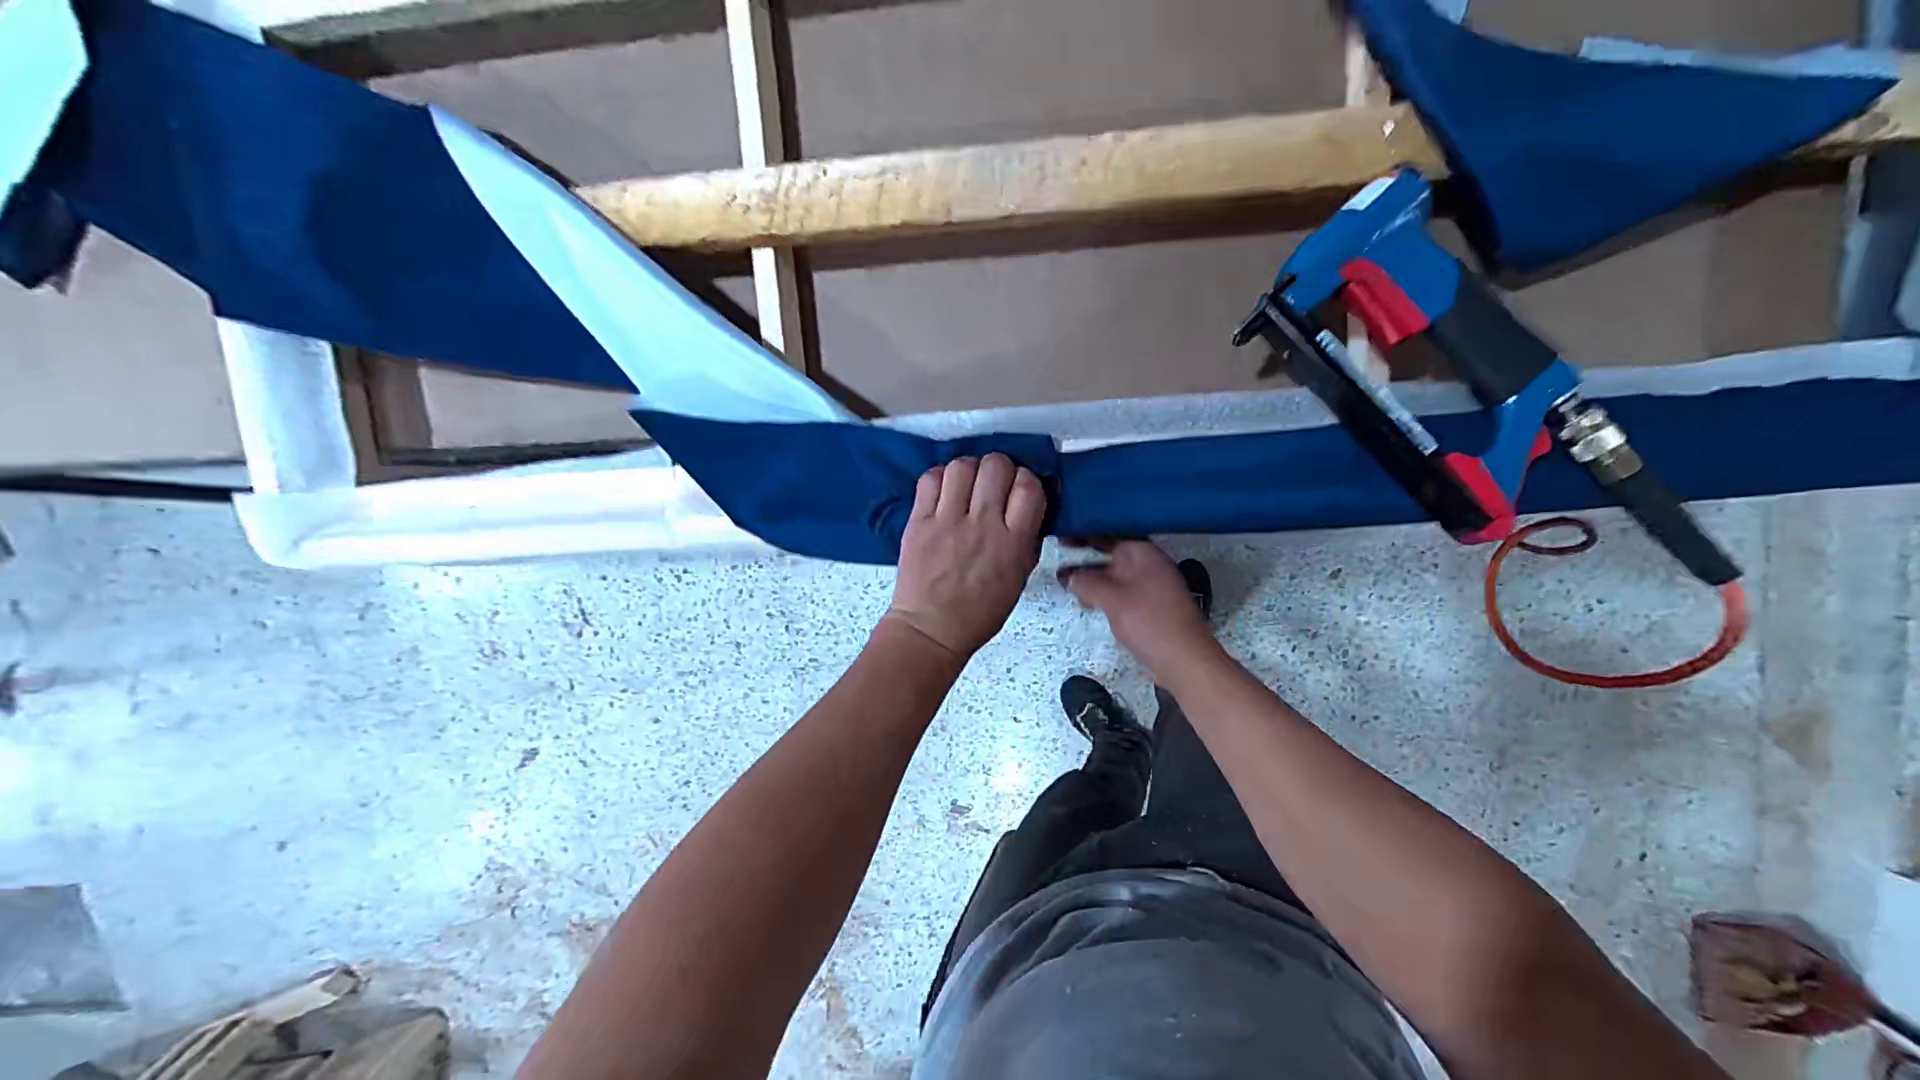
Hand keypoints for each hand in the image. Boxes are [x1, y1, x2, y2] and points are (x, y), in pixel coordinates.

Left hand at [885, 453, 1046, 659]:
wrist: (931, 628)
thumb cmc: (979, 611)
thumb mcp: (1019, 577)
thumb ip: (1027, 539)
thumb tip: (1028, 507)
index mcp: (1012, 544)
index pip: (1029, 487)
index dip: (1026, 479)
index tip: (1020, 488)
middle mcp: (982, 527)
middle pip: (996, 467)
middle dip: (999, 468)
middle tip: (993, 482)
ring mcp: (947, 522)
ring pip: (962, 467)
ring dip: (969, 469)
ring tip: (967, 483)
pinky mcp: (919, 522)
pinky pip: (930, 480)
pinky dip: (940, 477)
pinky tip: (944, 490)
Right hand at [1059, 540, 1219, 679]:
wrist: (1184, 660)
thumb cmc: (1149, 622)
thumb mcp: (1110, 599)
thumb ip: (1086, 583)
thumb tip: (1069, 576)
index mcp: (1144, 553)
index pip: (1109, 536)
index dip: (1083, 537)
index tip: (1061, 542)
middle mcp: (1151, 565)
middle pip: (1113, 555)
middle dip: (1087, 562)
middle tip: (1061, 569)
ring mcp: (1154, 587)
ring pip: (1118, 577)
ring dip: (1095, 581)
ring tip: (1072, 589)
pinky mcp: (1153, 607)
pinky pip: (1124, 594)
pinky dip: (1107, 596)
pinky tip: (1092, 605)